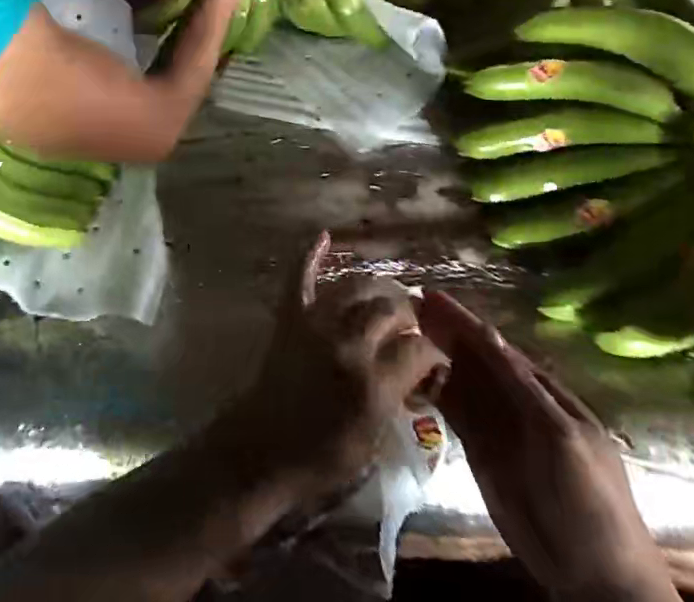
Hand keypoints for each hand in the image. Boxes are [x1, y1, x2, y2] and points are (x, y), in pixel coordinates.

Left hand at [215, 235, 449, 502]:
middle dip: (409, 317)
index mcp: (373, 383)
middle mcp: (347, 345)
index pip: (419, 348)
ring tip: (387, 298)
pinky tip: (324, 235)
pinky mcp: (289, 319)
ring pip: (355, 287)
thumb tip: (420, 369)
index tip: (434, 361)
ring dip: (376, 288)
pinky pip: (300, 277)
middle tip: (410, 330)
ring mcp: (315, 326)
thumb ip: (399, 396)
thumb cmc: (320, 459)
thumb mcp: (374, 440)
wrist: (259, 453)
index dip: (434, 353)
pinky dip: (310, 255)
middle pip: (390, 309)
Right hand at [419, 292, 675, 601]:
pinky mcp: (480, 453)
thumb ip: (521, 385)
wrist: (593, 574)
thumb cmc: (589, 500)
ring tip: (399, 333)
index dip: (464, 321)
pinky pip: (455, 416)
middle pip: (474, 359)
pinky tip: (412, 378)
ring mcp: (497, 427)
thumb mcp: (560, 436)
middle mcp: (515, 401)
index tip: (430, 296)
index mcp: (542, 390)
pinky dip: (434, 394)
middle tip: (405, 307)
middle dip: (443, 332)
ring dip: (434, 358)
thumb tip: (488, 333)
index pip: (496, 346)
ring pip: (460, 384)